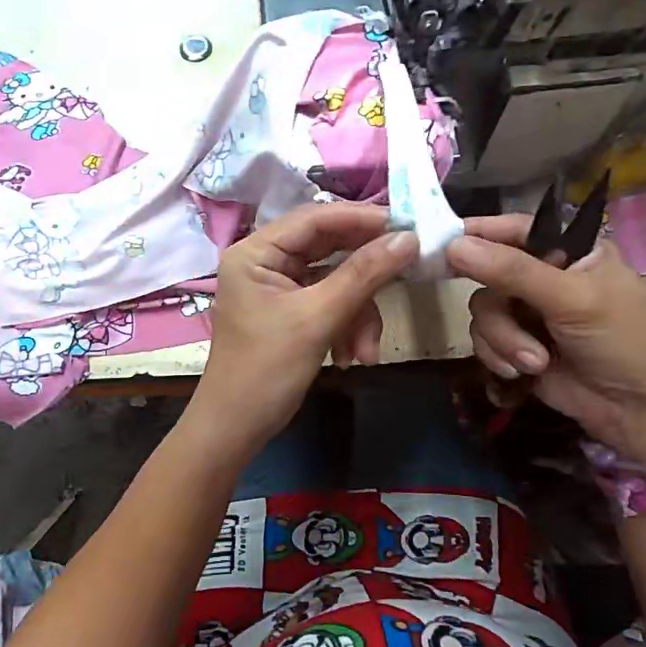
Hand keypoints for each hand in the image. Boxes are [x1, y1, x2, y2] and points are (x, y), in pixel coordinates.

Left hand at [191, 204, 419, 446]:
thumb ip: (364, 274)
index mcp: (255, 251)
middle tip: (406, 272)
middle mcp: (264, 261)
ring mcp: (278, 287)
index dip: (363, 219)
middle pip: (329, 248)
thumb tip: (409, 238)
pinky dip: (346, 328)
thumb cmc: (266, 370)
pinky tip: (351, 358)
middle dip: (365, 277)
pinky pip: (330, 304)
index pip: (315, 218)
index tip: (408, 225)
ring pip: (337, 282)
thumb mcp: (318, 319)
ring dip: (358, 316)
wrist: (236, 428)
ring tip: (365, 352)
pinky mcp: (291, 311)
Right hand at [445, 214, 645, 469]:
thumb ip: (512, 271)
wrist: (643, 414)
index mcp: (570, 251)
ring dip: (502, 343)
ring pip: (482, 314)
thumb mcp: (573, 299)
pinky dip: (496, 360)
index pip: (514, 230)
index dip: (479, 233)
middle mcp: (545, 278)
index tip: (443, 244)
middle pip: (487, 277)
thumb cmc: (625, 341)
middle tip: (519, 333)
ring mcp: (530, 316)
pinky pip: (484, 344)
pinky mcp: (518, 350)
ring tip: (534, 365)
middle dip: (500, 315)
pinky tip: (519, 379)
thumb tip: (453, 245)